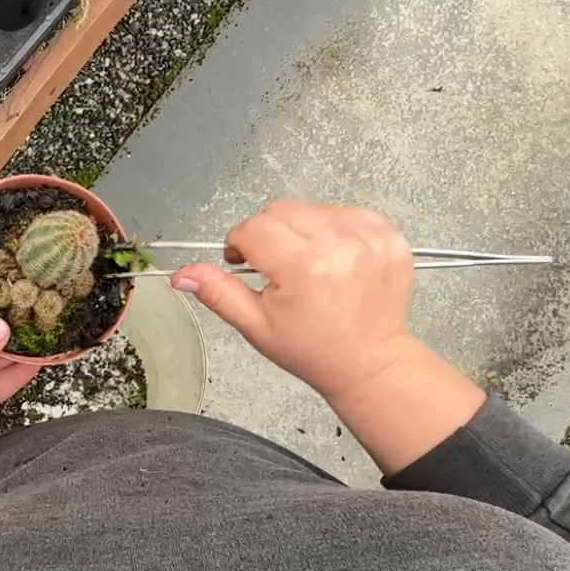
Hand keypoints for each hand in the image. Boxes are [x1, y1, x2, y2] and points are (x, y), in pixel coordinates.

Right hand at [171, 200, 485, 474]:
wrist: (369, 362)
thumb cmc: (311, 349)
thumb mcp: (255, 326)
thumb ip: (218, 292)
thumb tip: (180, 274)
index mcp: (303, 267)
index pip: (253, 228)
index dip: (239, 244)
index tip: (243, 262)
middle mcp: (338, 244)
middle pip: (281, 210)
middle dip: (268, 232)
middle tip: (273, 266)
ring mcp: (368, 236)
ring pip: (311, 208)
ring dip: (300, 230)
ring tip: (306, 266)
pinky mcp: (388, 234)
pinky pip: (344, 211)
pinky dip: (331, 228)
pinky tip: (331, 259)